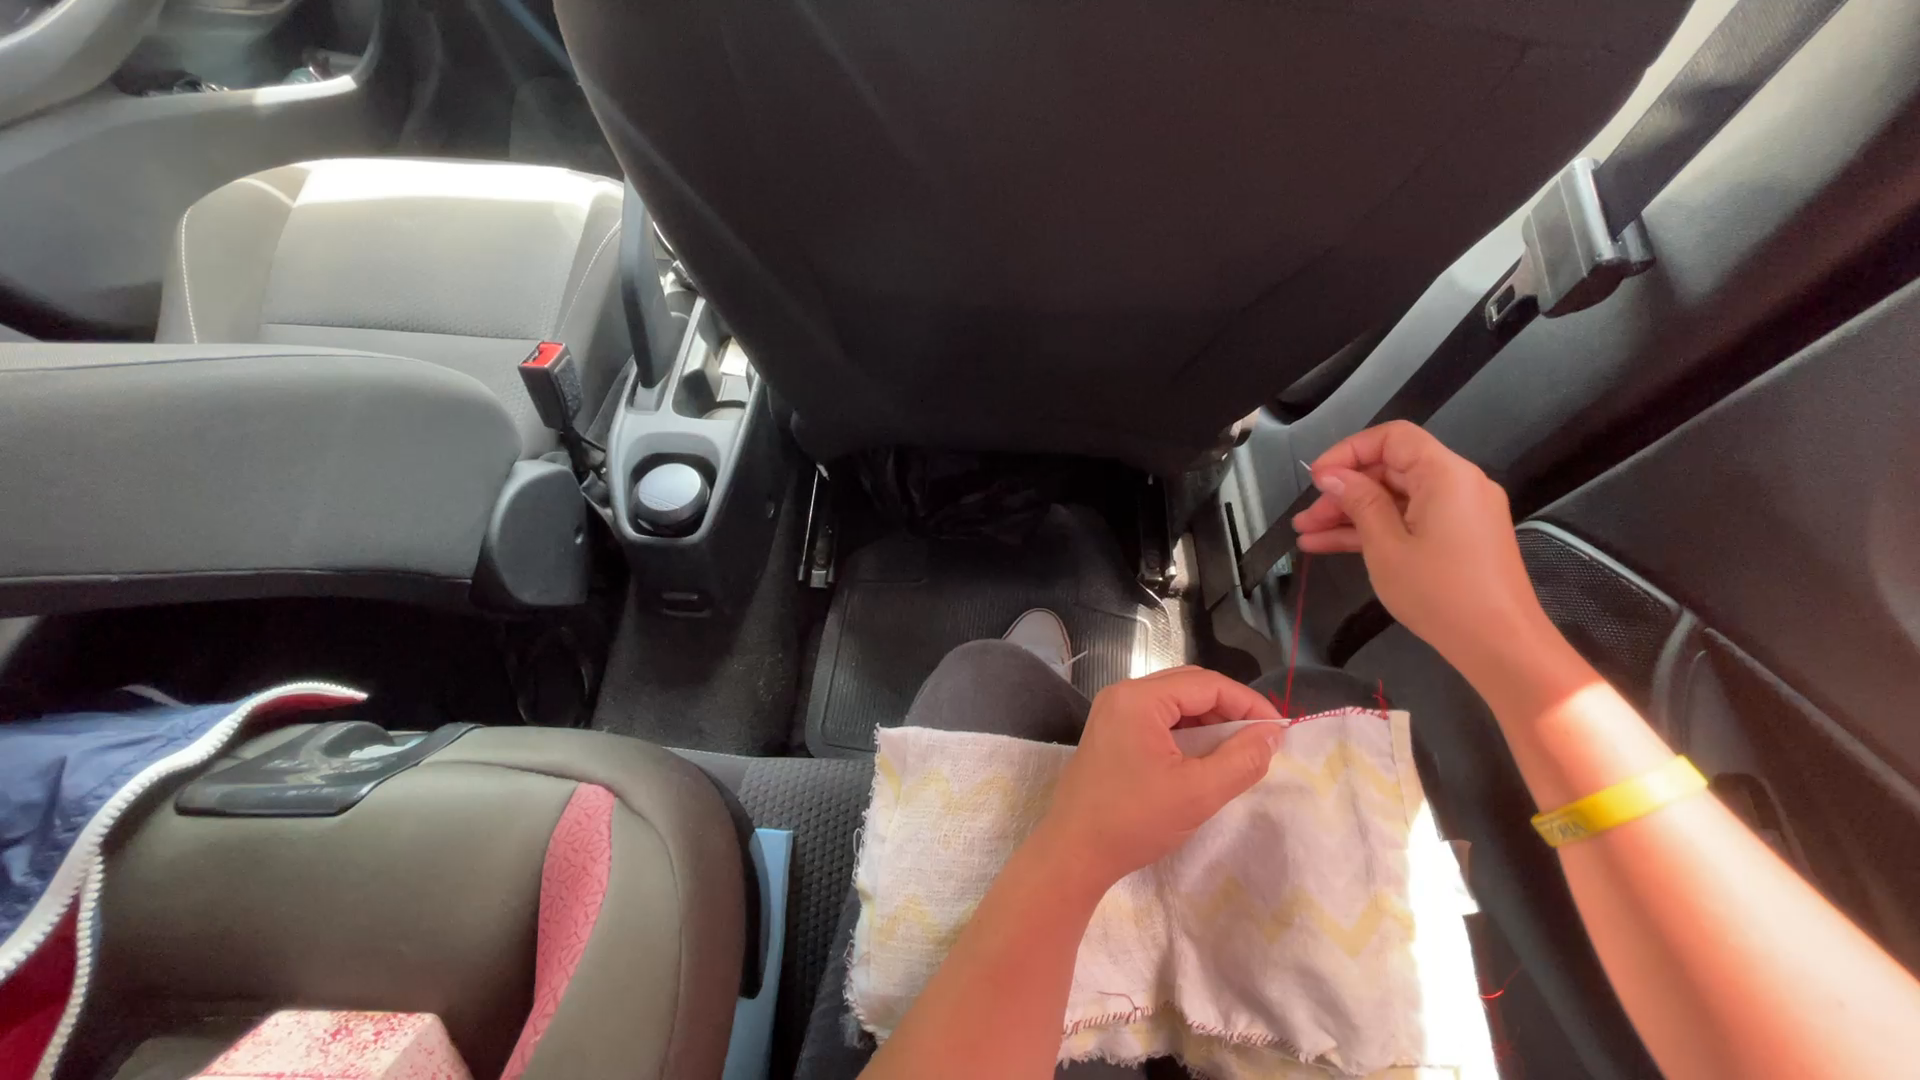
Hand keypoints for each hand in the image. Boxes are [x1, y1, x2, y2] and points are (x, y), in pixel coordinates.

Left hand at [1034, 668, 1283, 889]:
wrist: (1073, 852)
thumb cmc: (1134, 821)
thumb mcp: (1198, 793)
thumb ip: (1241, 760)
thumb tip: (1272, 734)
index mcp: (1138, 699)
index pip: (1207, 684)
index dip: (1248, 703)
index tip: (1280, 730)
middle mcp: (1122, 695)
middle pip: (1189, 685)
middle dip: (1229, 708)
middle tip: (1261, 738)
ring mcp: (1112, 712)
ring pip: (1173, 701)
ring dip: (1208, 720)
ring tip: (1238, 749)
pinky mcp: (1110, 732)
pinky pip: (1157, 717)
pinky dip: (1186, 731)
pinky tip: (1204, 755)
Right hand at [1291, 420, 1550, 673]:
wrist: (1499, 645)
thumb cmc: (1440, 593)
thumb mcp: (1386, 547)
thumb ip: (1358, 503)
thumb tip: (1331, 476)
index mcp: (1445, 475)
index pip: (1392, 438)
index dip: (1349, 451)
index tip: (1316, 478)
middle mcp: (1458, 484)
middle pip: (1391, 469)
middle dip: (1343, 490)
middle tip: (1305, 518)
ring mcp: (1460, 512)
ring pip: (1395, 498)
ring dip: (1351, 514)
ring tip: (1306, 536)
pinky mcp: (1458, 537)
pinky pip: (1409, 520)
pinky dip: (1374, 530)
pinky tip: (1330, 546)